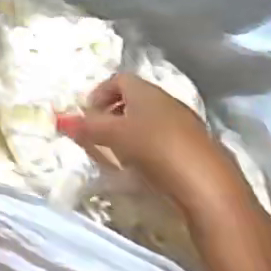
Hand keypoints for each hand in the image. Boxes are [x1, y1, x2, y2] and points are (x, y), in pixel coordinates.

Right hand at [56, 73, 247, 217]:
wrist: (211, 190)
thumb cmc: (153, 149)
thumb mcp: (110, 135)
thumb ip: (84, 127)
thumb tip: (59, 120)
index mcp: (147, 92)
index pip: (118, 80)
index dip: (100, 93)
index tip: (89, 113)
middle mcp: (170, 103)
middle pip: (137, 100)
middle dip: (115, 113)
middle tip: (102, 132)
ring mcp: (191, 127)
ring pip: (154, 121)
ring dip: (135, 132)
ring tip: (122, 153)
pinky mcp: (204, 151)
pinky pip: (170, 141)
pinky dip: (155, 149)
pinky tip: (149, 168)